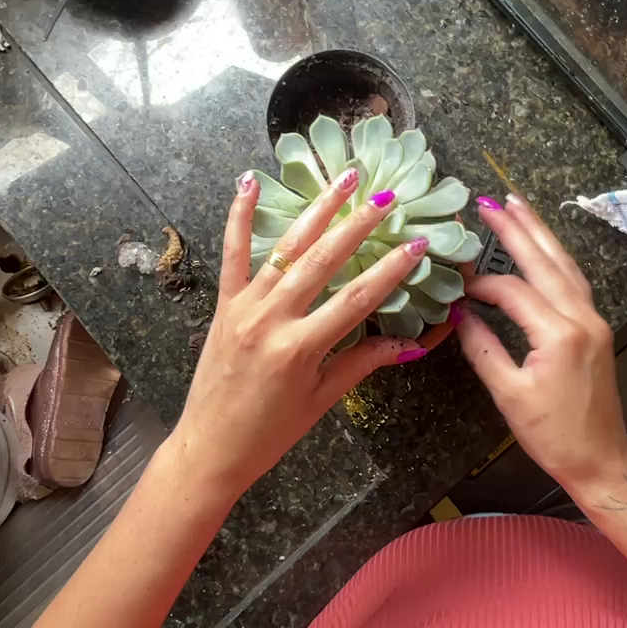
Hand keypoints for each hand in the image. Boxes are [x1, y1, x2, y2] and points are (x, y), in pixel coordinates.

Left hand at [167, 168, 441, 503]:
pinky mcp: (224, 303)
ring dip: (317, 210)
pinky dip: (239, 216)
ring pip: (287, 248)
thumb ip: (362, 363)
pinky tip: (250, 182)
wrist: (210, 448)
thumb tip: (409, 344)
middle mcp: (272, 319)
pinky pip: (232, 253)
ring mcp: (245, 306)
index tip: (417, 244)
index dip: (390, 270)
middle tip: (386, 198)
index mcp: (300, 348)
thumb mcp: (322, 400)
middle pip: (323, 261)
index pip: (357, 299)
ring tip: (344, 179)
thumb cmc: (270, 432)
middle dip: (358, 226)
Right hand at [452, 194, 626, 488]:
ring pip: (565, 264)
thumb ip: (483, 347)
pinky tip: (542, 246)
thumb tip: (460, 313)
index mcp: (560, 333)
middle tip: (492, 200)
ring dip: (540, 233)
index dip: (483, 285)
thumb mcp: (508, 394)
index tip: (458, 286)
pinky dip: (554, 256)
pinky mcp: (596, 327)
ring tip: (517, 205)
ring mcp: (594, 319)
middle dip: (518, 227)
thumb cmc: (553, 434)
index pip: (515, 291)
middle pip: (546, 261)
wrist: (602, 460)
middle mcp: (582, 317)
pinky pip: (574, 280)